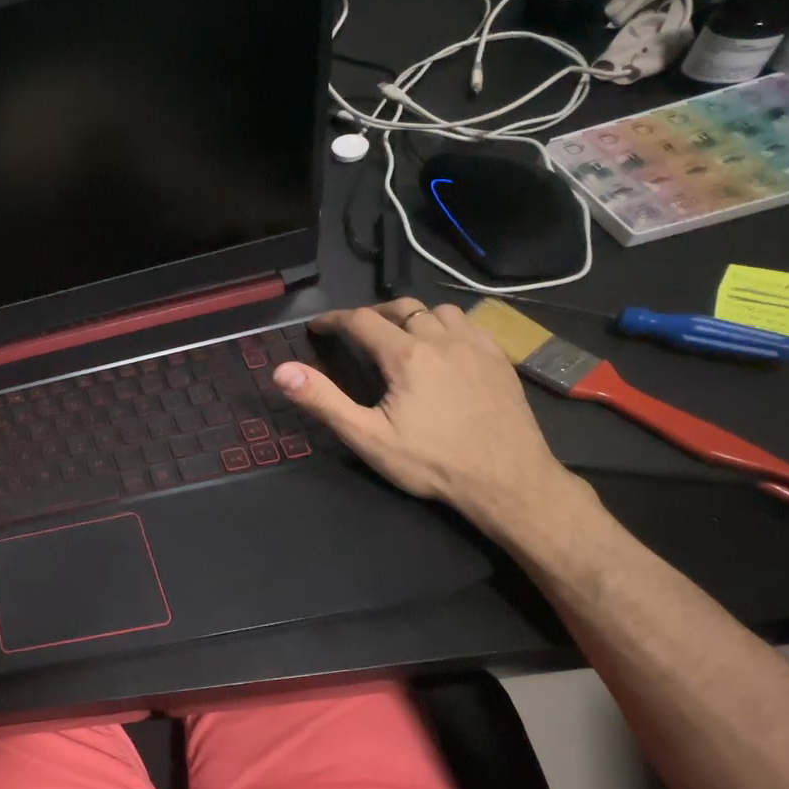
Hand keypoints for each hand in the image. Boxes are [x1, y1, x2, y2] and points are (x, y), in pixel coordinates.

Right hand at [272, 298, 577, 525]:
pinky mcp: (500, 360)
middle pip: (402, 308)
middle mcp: (443, 341)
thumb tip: (281, 371)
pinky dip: (445, 326)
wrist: (507, 480)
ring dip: (411, 316)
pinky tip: (441, 347)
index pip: (362, 321)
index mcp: (407, 356)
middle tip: (352, 331)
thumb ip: (323, 400)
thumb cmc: (431, 462)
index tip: (316, 328)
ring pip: (439, 311)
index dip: (334, 320)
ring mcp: (477, 348)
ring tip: (396, 335)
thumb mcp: (366, 437)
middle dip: (371, 314)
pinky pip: (470, 325)